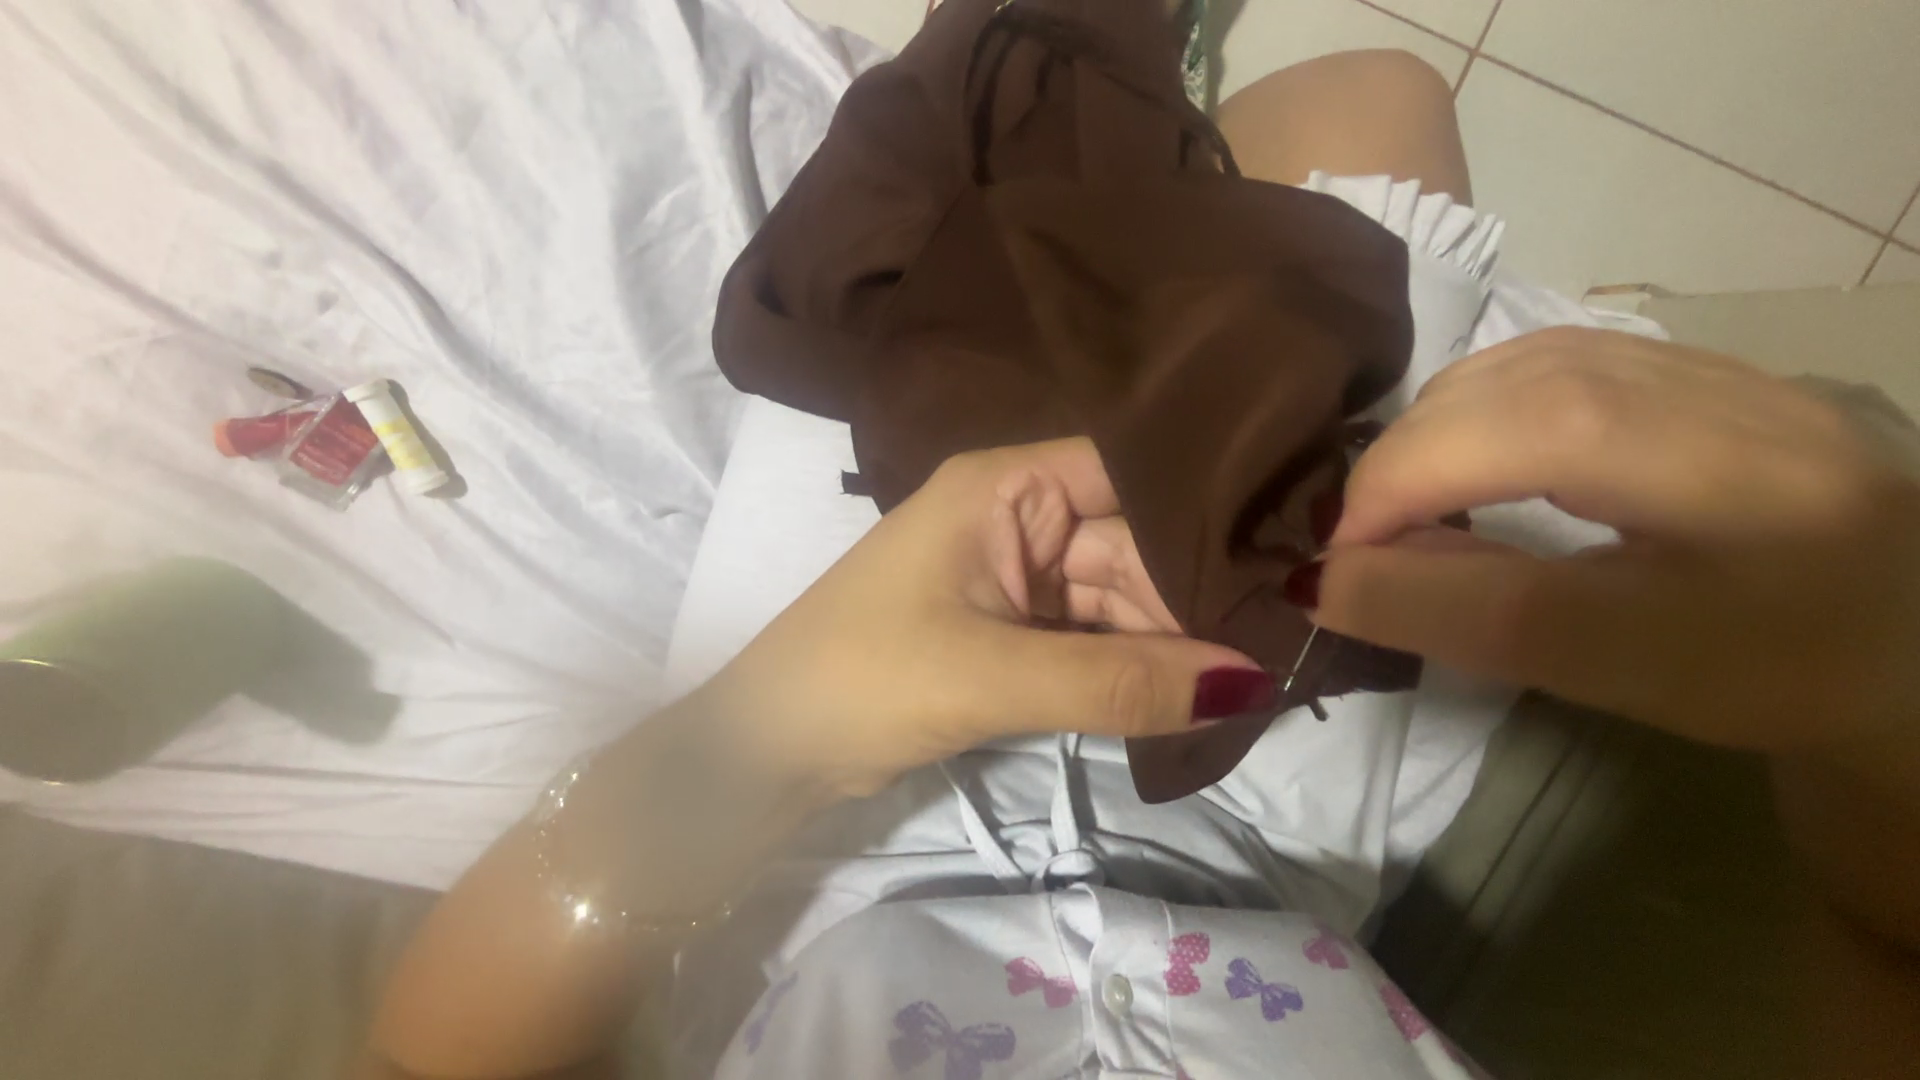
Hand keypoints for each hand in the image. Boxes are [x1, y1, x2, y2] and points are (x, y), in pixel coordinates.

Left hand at [695, 438, 1271, 799]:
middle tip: (1289, 633)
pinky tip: (1194, 692)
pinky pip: (1093, 636)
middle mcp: (1015, 516)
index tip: (1289, 543)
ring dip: (1172, 638)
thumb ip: (1119, 680)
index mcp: (1001, 486)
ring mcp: (1015, 576)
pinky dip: (1134, 665)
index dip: (1205, 504)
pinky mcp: (1012, 630)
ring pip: (1117, 596)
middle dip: (1195, 593)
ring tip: (1258, 671)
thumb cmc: (862, 680)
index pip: (1127, 470)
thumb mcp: (992, 676)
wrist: (770, 747)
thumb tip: (1251, 683)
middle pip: (1131, 541)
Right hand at [1310, 327, 1919, 756]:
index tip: (1333, 562)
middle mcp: (1715, 390)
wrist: (1899, 637)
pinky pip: (1541, 360)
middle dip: (1399, 462)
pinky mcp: (1685, 370)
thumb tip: (1316, 582)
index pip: (1530, 436)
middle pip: (1511, 386)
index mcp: (1728, 468)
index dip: (1398, 486)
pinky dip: (1467, 410)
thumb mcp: (1604, 663)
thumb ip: (1456, 615)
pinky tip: (1466, 458)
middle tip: (1360, 543)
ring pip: (1516, 362)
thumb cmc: (1757, 669)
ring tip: (1406, 507)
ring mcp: (1701, 368)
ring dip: (1428, 433)